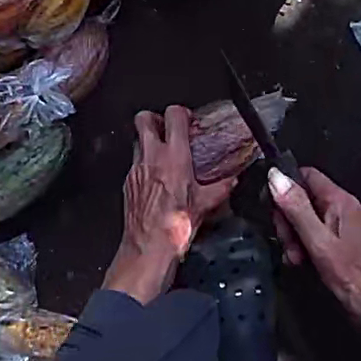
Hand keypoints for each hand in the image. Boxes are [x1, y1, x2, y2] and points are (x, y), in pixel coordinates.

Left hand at [103, 106, 238, 303]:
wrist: (148, 248)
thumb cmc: (174, 227)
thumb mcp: (206, 205)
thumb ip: (221, 187)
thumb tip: (232, 180)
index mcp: (173, 157)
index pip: (172, 115)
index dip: (180, 112)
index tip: (187, 119)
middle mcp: (151, 158)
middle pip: (143, 118)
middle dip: (154, 117)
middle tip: (166, 126)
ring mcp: (135, 169)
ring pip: (137, 140)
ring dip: (148, 141)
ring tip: (163, 153)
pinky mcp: (127, 182)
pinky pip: (134, 163)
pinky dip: (144, 164)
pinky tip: (155, 178)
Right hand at [269, 166, 360, 330]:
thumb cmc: (352, 275)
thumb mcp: (317, 240)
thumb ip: (296, 208)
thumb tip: (276, 177)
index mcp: (340, 201)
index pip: (306, 175)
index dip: (285, 187)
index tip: (273, 207)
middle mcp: (344, 208)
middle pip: (303, 198)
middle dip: (288, 218)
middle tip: (286, 240)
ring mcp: (344, 225)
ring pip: (306, 218)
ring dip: (293, 235)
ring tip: (295, 256)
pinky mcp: (343, 241)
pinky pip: (315, 233)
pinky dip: (304, 245)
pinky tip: (301, 260)